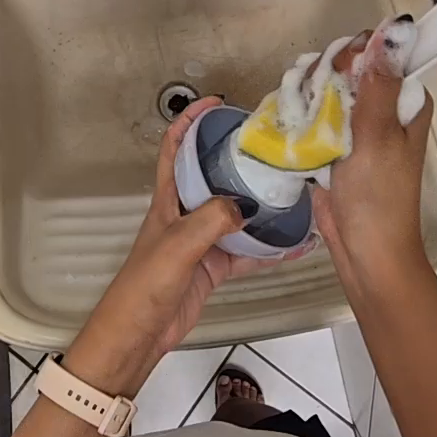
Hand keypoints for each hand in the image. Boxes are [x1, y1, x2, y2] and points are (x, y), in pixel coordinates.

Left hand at [64, 97, 307, 395]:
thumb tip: (246, 207)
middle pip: (212, 176)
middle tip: (272, 146)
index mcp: (168, 199)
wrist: (139, 333)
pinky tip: (297, 245)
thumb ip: (211, 221)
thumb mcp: (178, 246)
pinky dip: (271, 249)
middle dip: (237, 158)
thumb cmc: (145, 284)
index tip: (215, 103)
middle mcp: (185, 213)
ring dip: (261, 205)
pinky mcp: (214, 266)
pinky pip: (248, 252)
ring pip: (236, 214)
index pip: (174, 149)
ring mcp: (201, 240)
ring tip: (294, 191)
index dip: (189, 122)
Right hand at [310, 30, 434, 289]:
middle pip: (347, 71)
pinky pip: (313, 120)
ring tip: (295, 112)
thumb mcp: (379, 135)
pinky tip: (286, 123)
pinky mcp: (332, 148)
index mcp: (405, 103)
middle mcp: (383, 110)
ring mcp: (356, 130)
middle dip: (324, 76)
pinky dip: (298, 119)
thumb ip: (379, 84)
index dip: (355, 53)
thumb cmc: (379, 197)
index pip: (380, 56)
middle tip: (310, 98)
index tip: (333, 70)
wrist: (365, 252)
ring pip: (326, 94)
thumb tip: (393, 30)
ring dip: (306, 97)